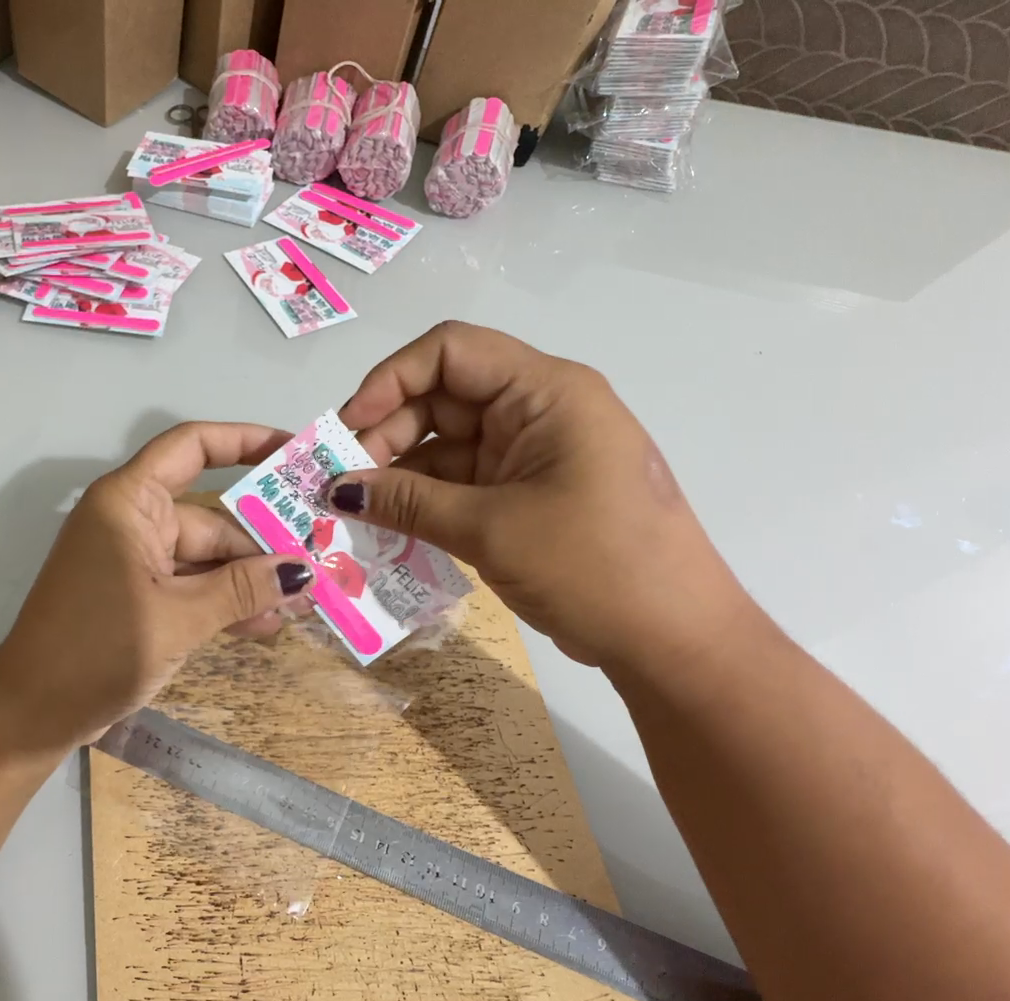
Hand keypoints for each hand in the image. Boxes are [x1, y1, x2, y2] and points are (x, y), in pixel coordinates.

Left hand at [0, 423, 316, 745]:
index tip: (296, 453)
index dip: (245, 440)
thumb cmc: (98, 650)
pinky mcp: (133, 596)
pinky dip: (221, 602)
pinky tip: (264, 626)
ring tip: (302, 605)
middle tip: (321, 563)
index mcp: (127, 503)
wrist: (32, 712)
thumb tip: (303, 570)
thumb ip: (242, 588)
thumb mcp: (179, 617)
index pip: (191, 447)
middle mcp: (129, 521)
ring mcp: (131, 560)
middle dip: (262, 543)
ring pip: (204, 557)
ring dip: (247, 581)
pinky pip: (188, 586)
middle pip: (209, 515)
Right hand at [329, 321, 754, 670]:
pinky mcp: (524, 493)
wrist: (673, 640)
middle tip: (340, 485)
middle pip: (440, 397)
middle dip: (385, 435)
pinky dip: (421, 500)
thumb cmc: (594, 566)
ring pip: (443, 443)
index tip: (348, 430)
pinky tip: (385, 526)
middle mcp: (537, 410)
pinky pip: (458, 481)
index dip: (390, 381)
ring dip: (397, 473)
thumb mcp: (489, 529)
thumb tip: (336, 489)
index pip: (451, 352)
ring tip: (353, 511)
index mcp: (545, 392)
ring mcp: (530, 454)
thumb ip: (407, 501)